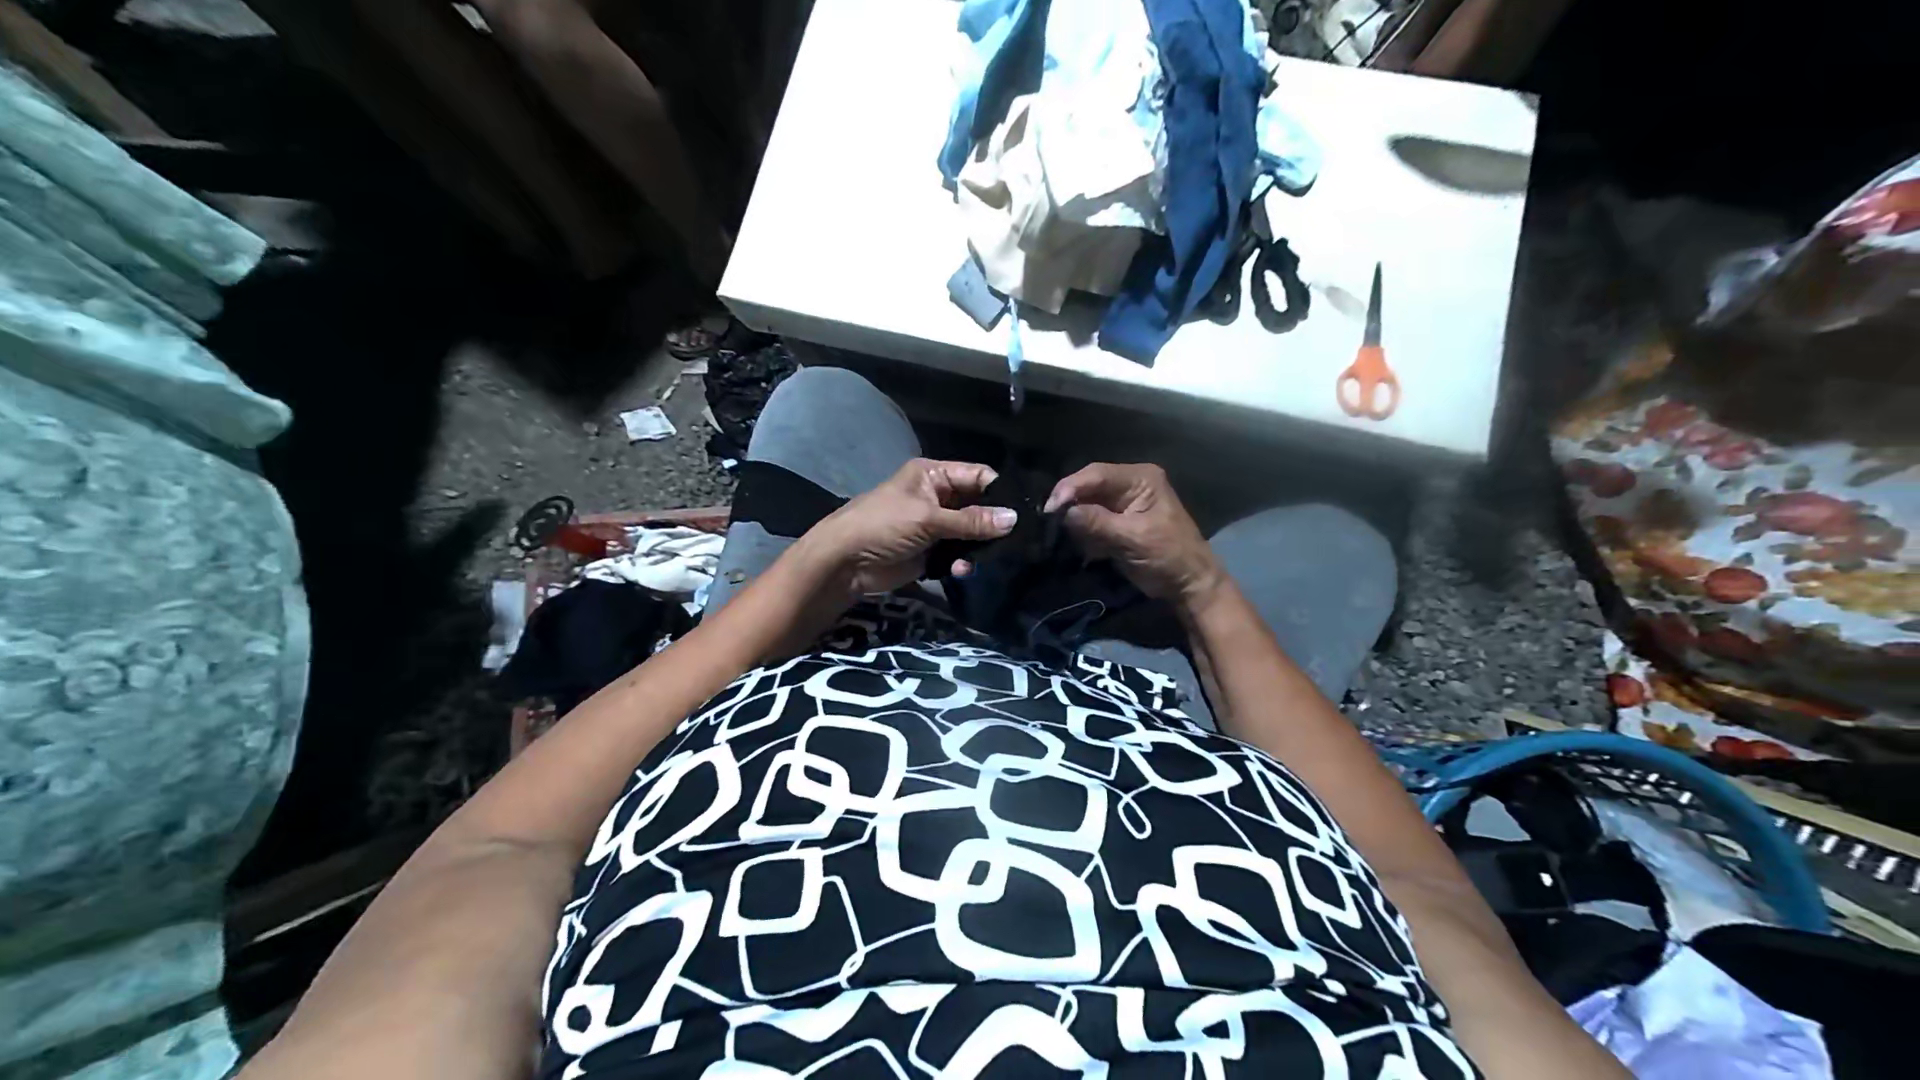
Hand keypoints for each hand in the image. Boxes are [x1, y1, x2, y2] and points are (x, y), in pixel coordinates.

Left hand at [801, 458, 1016, 598]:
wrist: (846, 562)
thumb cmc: (883, 525)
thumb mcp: (928, 519)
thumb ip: (971, 521)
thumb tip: (1014, 519)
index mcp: (934, 476)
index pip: (978, 476)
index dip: (1001, 491)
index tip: (1026, 510)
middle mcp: (938, 497)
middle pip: (978, 506)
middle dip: (994, 523)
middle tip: (1018, 539)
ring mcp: (936, 526)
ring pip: (971, 533)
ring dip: (979, 547)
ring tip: (987, 558)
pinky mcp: (932, 552)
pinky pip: (958, 554)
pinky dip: (963, 561)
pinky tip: (961, 570)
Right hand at [1045, 463, 1224, 607]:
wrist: (1189, 585)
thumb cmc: (1169, 557)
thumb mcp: (1134, 539)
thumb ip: (1098, 523)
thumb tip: (1064, 513)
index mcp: (1140, 479)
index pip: (1097, 474)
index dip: (1070, 487)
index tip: (1050, 508)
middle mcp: (1129, 484)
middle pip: (1088, 486)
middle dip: (1069, 503)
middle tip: (1048, 522)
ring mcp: (1122, 503)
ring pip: (1086, 503)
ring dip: (1073, 520)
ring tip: (1059, 535)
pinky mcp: (1116, 522)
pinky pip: (1090, 520)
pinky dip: (1081, 532)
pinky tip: (1079, 545)